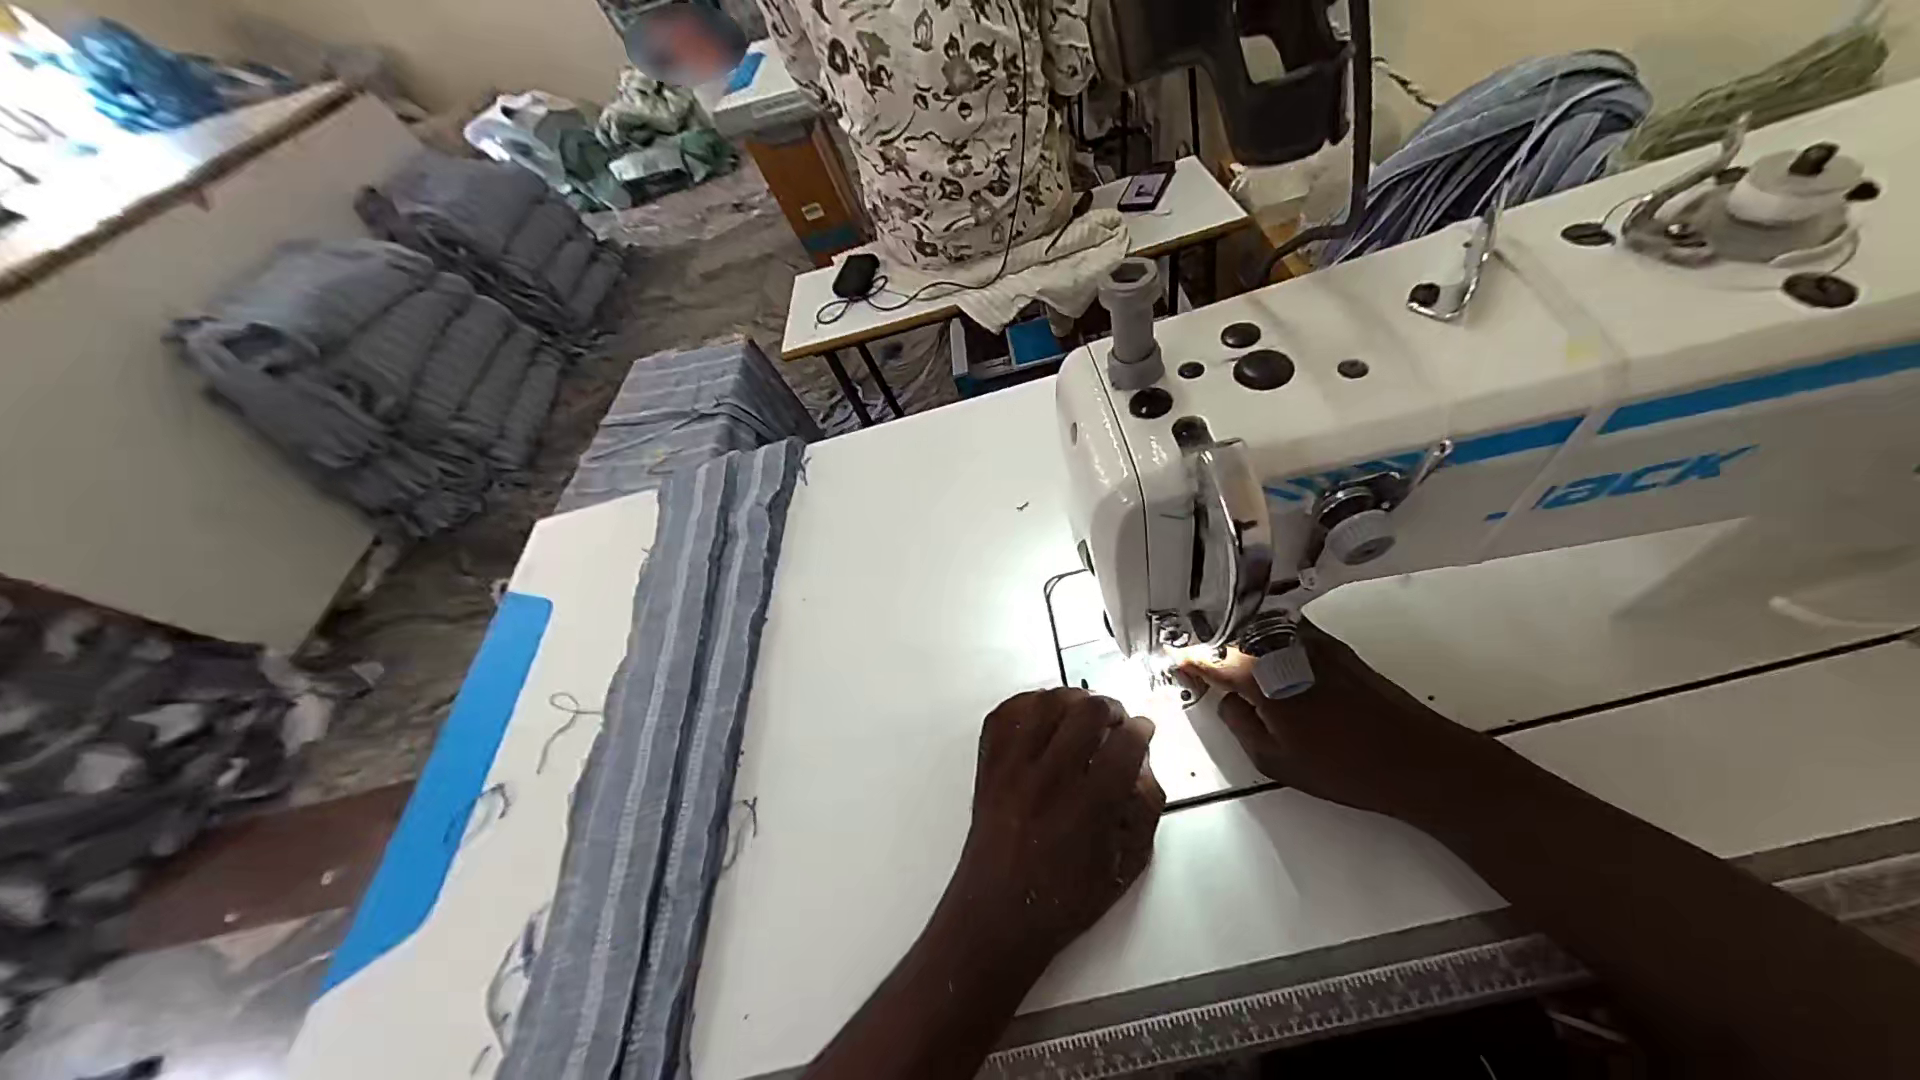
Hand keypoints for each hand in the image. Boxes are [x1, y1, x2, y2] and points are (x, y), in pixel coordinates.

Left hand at [944, 689, 1164, 959]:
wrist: (996, 914)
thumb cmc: (1059, 901)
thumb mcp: (1123, 867)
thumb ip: (1144, 810)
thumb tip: (1144, 766)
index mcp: (1088, 808)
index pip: (1125, 744)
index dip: (1141, 730)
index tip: (1142, 729)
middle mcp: (1048, 781)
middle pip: (1087, 711)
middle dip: (1110, 708)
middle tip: (1115, 718)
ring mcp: (1013, 768)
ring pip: (1046, 702)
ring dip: (1071, 699)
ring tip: (1082, 711)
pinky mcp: (988, 765)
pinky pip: (1006, 713)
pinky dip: (1027, 704)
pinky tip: (1042, 714)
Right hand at [1183, 622, 1487, 820]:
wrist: (1421, 761)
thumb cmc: (1344, 767)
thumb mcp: (1275, 760)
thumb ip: (1240, 724)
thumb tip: (1228, 700)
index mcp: (1262, 676)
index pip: (1212, 660)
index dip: (1189, 661)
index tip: (1176, 664)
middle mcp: (1284, 647)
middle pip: (1234, 634)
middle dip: (1211, 644)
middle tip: (1199, 661)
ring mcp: (1312, 641)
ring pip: (1261, 627)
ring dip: (1239, 637)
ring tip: (1228, 657)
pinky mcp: (1335, 646)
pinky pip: (1287, 631)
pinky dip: (1268, 639)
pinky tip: (1268, 659)